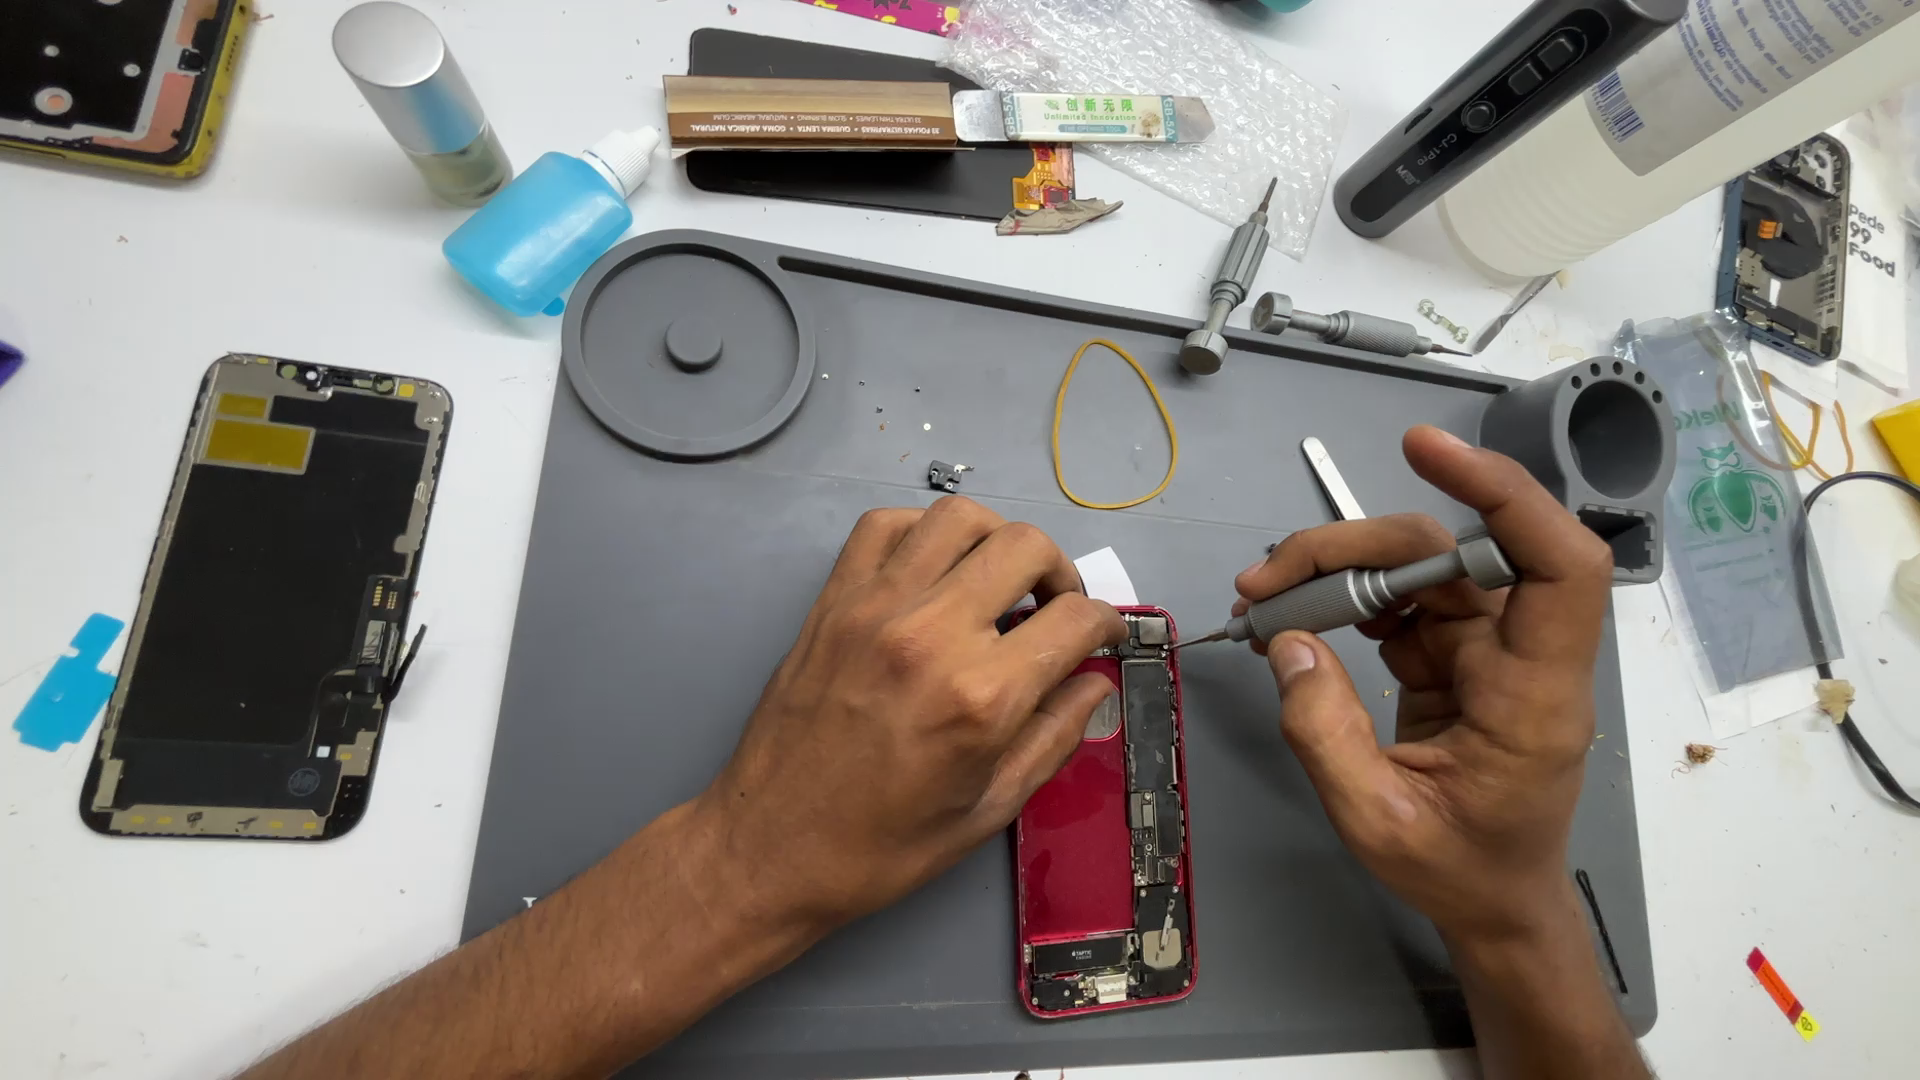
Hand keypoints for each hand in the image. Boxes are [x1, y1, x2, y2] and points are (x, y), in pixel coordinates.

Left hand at [695, 497, 1126, 933]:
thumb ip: (1055, 735)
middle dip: (1059, 572)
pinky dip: (923, 531)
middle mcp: (932, 632)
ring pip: (958, 517)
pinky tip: (933, 570)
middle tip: (1052, 610)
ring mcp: (875, 606)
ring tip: (996, 582)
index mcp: (982, 697)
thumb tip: (1095, 680)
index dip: (1106, 623)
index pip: (1075, 619)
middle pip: (1025, 546)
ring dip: (996, 539)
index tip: (1101, 635)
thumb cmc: (884, 845)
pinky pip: (885, 524)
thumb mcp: (990, 810)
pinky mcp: (833, 598)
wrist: (770, 845)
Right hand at [1235, 426, 1613, 942]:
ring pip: (1409, 570)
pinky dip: (1333, 602)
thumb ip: (1324, 733)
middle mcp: (1513, 655)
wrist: (1489, 899)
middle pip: (1443, 554)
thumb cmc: (1454, 868)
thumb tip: (1289, 642)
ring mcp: (1479, 650)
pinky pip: (1389, 604)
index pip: (1555, 566)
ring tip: (1260, 601)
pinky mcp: (1446, 655)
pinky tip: (1288, 624)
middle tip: (1262, 581)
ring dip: (1330, 572)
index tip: (1424, 452)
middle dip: (1347, 550)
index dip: (1502, 494)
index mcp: (1531, 695)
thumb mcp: (1374, 819)